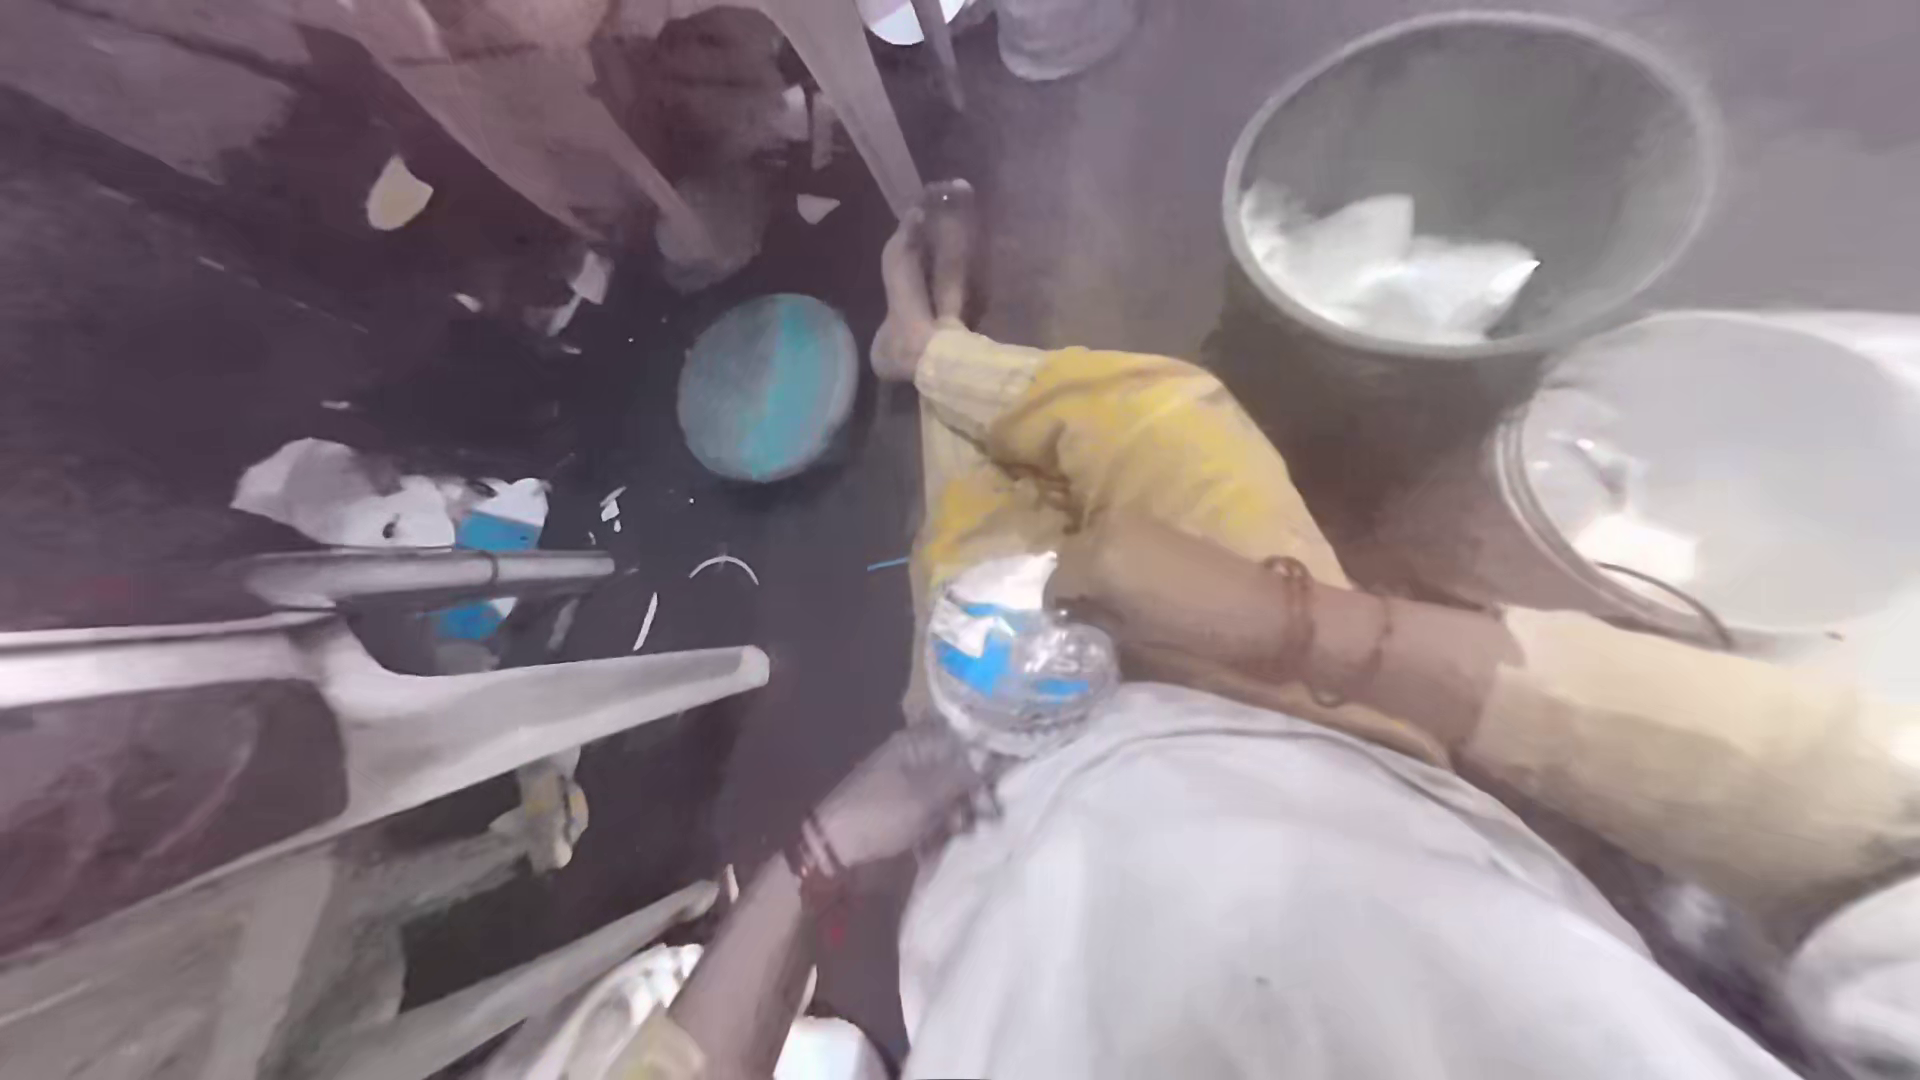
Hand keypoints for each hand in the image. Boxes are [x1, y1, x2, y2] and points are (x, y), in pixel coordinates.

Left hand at [811, 725, 985, 870]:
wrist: (833, 845)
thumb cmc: (881, 812)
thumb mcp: (925, 795)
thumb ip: (961, 779)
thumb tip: (991, 767)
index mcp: (916, 744)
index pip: (961, 741)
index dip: (983, 760)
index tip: (999, 783)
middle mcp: (914, 758)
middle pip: (956, 768)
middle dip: (973, 790)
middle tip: (987, 815)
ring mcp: (907, 784)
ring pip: (947, 791)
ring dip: (960, 810)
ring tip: (966, 830)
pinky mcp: (903, 808)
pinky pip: (933, 810)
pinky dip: (943, 823)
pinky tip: (949, 838)